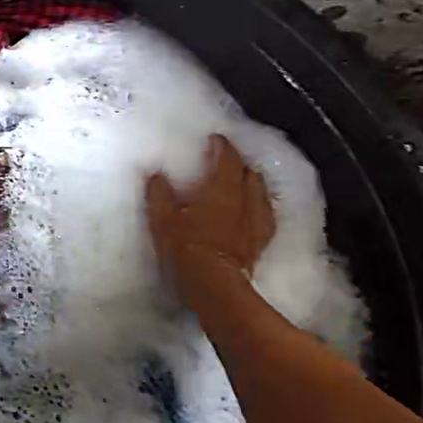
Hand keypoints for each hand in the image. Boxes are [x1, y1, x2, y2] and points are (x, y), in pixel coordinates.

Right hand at [147, 134, 275, 308]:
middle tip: (228, 160)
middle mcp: (245, 202)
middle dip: (240, 164)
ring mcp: (256, 223)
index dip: (222, 147)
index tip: (216, 139)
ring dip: (253, 184)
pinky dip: (261, 207)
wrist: (213, 284)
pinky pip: (266, 217)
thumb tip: (156, 175)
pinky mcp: (260, 242)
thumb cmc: (186, 246)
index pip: (227, 160)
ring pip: (261, 194)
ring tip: (246, 181)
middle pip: (249, 175)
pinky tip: (257, 211)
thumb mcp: (163, 218)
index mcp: (222, 190)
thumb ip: (160, 194)